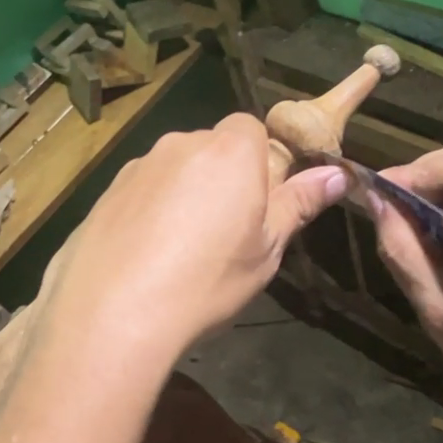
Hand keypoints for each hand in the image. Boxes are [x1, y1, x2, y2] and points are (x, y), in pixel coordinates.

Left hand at [39, 113, 347, 363]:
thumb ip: (299, 203)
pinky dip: (149, 212)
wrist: (112, 313)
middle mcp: (181, 144)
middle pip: (212, 147)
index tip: (260, 204)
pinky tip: (145, 258)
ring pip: (174, 170)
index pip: (252, 128)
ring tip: (181, 253)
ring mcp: (138, 166)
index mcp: (230, 150)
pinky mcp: (105, 192)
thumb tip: (337, 173)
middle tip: (226, 234)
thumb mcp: (267, 249)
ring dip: (184, 195)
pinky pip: (141, 192)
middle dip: (222, 178)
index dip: (260, 163)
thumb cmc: (207, 280)